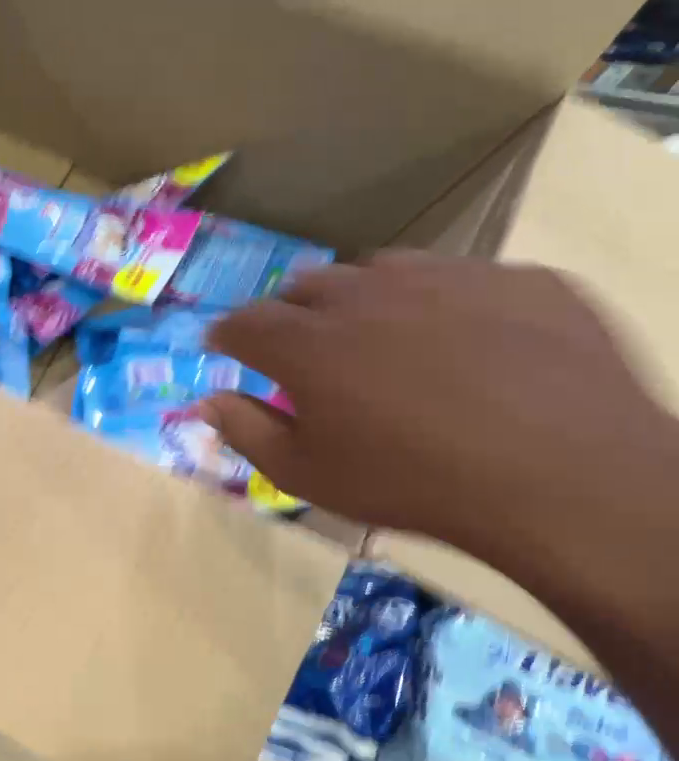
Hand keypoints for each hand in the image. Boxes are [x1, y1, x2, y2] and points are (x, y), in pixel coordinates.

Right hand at [198, 251, 667, 552]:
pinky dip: (440, 303)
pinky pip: (463, 278)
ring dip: (362, 297)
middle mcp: (369, 296)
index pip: (243, 322)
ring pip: (383, 269)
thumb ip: (244, 429)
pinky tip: (458, 345)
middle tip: (301, 349)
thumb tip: (206, 401)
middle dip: (291, 312)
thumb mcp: (301, 473)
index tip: (225, 349)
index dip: (226, 336)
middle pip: (308, 284)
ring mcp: (450, 279)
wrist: (562, 476)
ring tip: (377, 337)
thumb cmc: (407, 482)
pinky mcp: (522, 280)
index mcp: (306, 344)